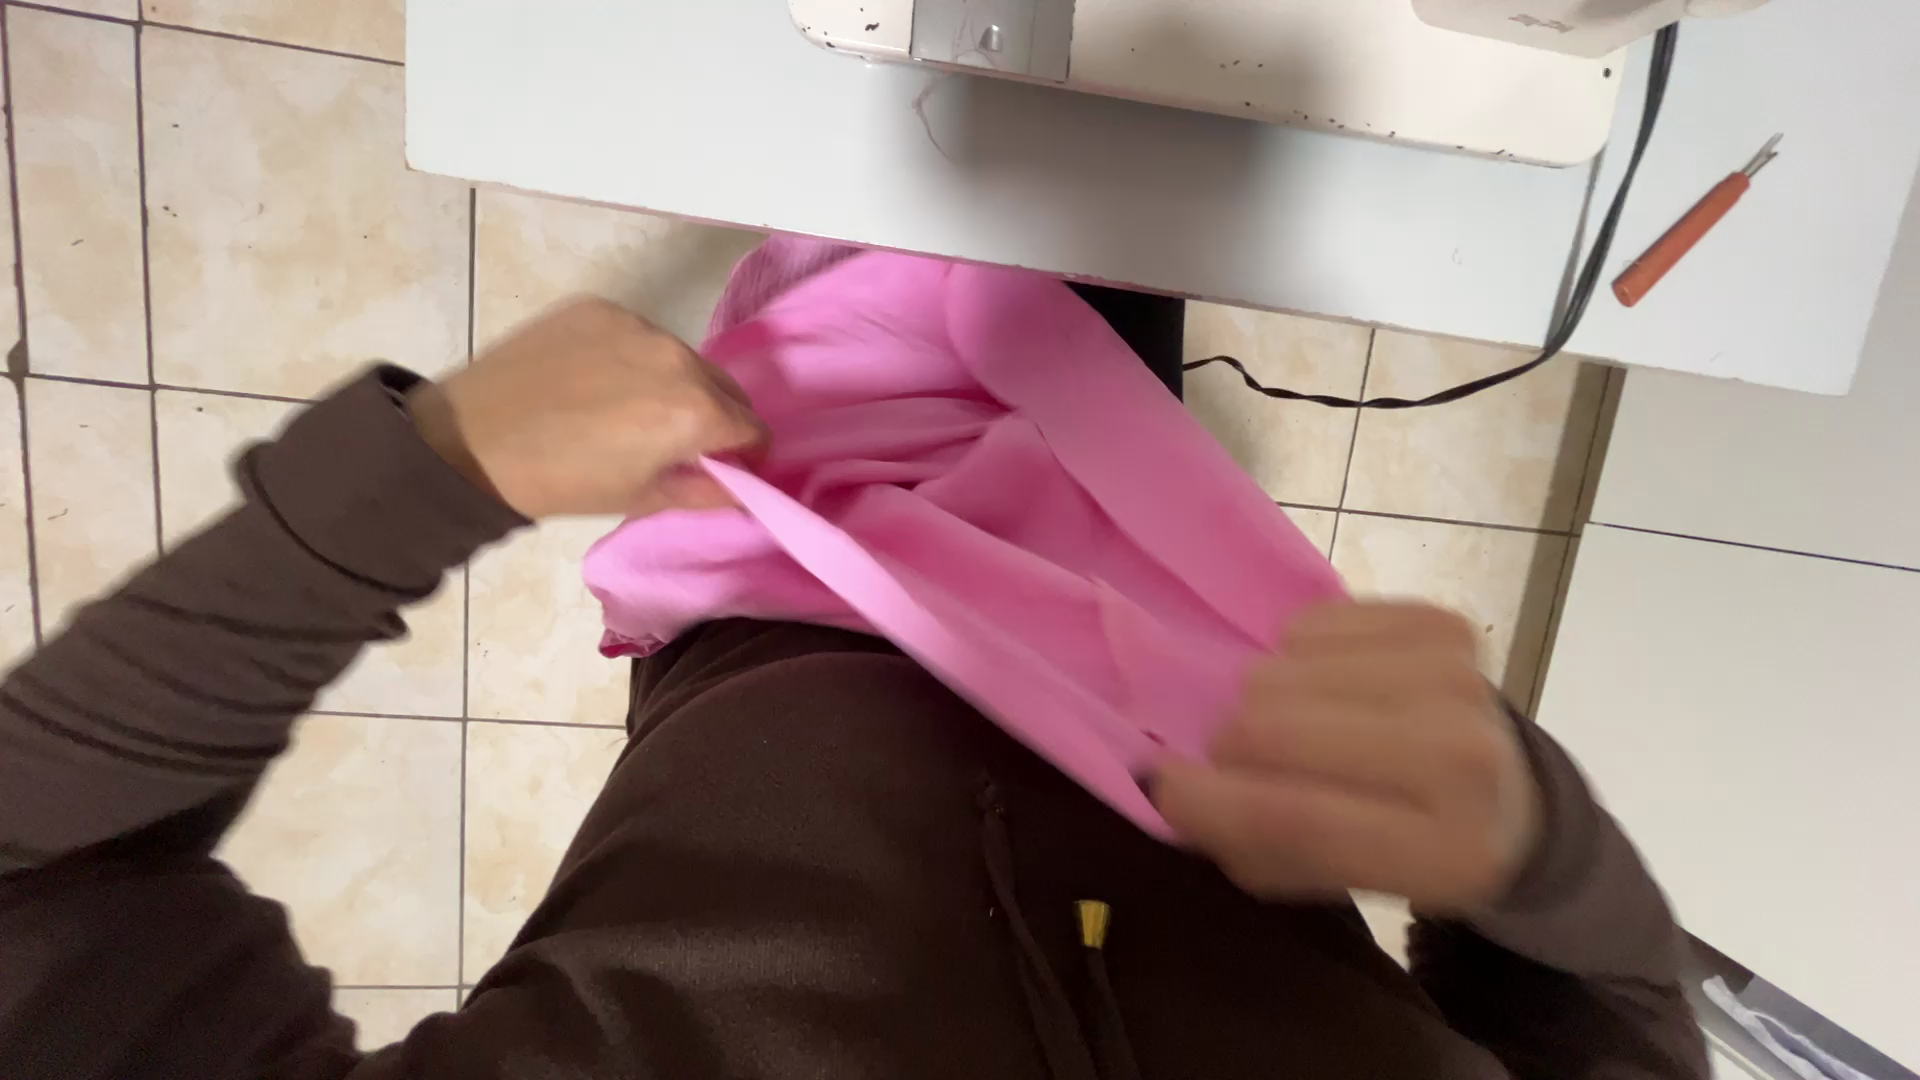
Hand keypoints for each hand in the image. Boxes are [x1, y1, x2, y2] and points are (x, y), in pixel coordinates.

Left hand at [409, 297, 766, 519]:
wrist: (472, 439)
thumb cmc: (566, 481)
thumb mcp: (645, 499)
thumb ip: (710, 491)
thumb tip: (744, 484)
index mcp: (695, 413)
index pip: (753, 427)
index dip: (747, 452)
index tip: (728, 463)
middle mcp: (678, 360)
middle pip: (728, 388)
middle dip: (720, 416)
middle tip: (684, 439)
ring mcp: (639, 326)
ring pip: (687, 359)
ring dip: (682, 384)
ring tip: (638, 406)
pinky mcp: (602, 307)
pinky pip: (644, 335)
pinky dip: (640, 358)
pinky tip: (604, 379)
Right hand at [1153, 602, 1540, 911]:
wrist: (1502, 794)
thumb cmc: (1395, 844)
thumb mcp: (1323, 878)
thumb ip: (1242, 839)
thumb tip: (1160, 781)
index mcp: (1446, 856)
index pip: (1291, 819)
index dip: (1203, 800)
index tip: (1157, 782)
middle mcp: (1464, 759)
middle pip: (1269, 726)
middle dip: (1231, 744)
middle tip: (1248, 759)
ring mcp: (1458, 680)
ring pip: (1276, 669)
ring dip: (1265, 698)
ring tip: (1302, 722)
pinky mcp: (1443, 625)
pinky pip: (1307, 623)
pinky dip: (1298, 656)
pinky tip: (1332, 684)